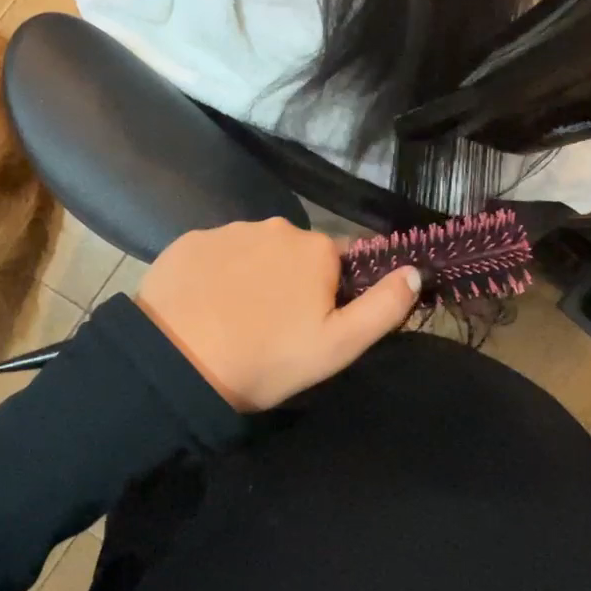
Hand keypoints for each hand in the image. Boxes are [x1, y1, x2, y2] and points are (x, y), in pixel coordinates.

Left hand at [135, 219, 421, 410]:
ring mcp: (228, 230)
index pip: (342, 261)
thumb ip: (384, 306)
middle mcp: (275, 226)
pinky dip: (218, 275)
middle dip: (294, 281)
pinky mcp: (189, 241)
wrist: (174, 363)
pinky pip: (217, 254)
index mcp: (316, 249)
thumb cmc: (267, 359)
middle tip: (276, 328)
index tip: (315, 323)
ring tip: (238, 320)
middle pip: (297, 254)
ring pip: (256, 252)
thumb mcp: (338, 346)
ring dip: (255, 276)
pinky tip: (207, 307)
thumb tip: (415, 270)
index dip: (334, 292)